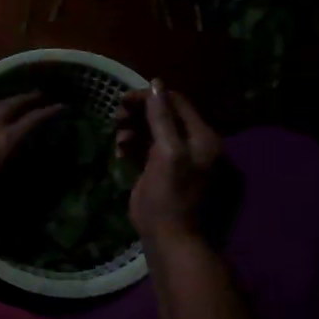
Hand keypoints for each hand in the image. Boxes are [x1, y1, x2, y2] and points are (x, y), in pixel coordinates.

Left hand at [0, 91, 64, 204]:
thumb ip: (15, 168)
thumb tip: (29, 159)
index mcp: (6, 139)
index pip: (33, 119)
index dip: (50, 111)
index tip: (64, 106)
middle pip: (16, 103)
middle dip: (31, 97)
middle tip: (44, 95)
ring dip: (14, 99)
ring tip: (22, 100)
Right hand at [115, 80, 220, 249]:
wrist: (167, 235)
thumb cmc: (170, 193)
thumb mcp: (167, 152)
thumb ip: (162, 117)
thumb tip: (156, 83)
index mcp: (201, 136)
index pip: (176, 103)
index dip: (151, 97)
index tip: (124, 99)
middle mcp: (191, 143)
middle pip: (163, 114)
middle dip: (139, 112)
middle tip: (117, 116)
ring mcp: (174, 156)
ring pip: (151, 129)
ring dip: (132, 127)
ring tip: (118, 137)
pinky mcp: (158, 168)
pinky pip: (144, 145)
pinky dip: (131, 143)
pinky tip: (120, 151)